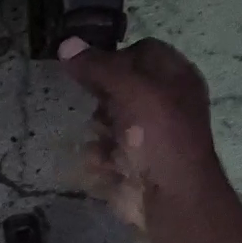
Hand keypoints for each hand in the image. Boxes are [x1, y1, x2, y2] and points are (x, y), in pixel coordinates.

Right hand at [61, 37, 218, 229]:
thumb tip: (66, 43)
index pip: (142, 51)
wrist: (170, 199)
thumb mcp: (131, 90)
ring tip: (102, 137)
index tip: (88, 66)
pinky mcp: (130, 163)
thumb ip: (98, 67)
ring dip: (98, 129)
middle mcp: (163, 104)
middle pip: (120, 86)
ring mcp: (146, 136)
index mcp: (175, 79)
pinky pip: (104, 151)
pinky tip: (103, 162)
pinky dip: (100, 156)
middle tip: (95, 103)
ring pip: (107, 120)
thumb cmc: (159, 136)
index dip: (115, 56)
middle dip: (102, 97)